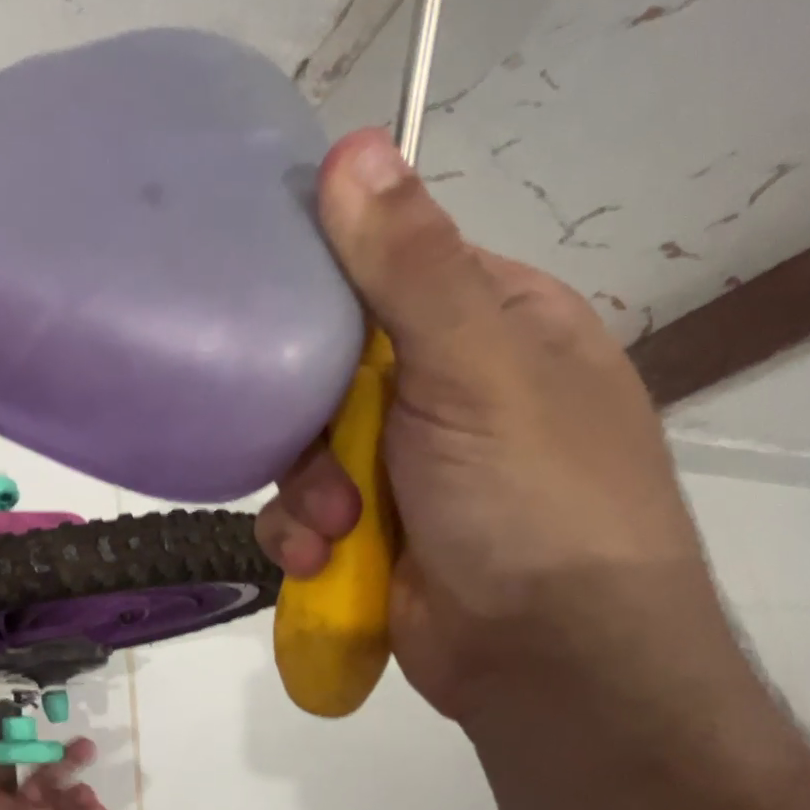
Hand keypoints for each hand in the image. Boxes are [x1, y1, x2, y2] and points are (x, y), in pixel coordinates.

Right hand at [256, 128, 718, 721]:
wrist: (548, 662)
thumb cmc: (531, 498)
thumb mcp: (476, 367)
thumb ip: (408, 267)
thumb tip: (352, 147)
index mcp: (495, 324)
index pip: (388, 267)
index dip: (326, 279)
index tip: (261, 292)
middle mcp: (448, 386)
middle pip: (327, 363)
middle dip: (309, 417)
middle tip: (314, 448)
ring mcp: (405, 463)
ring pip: (301, 444)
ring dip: (303, 490)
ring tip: (329, 527)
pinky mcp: (368, 528)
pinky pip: (299, 509)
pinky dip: (300, 535)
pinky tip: (316, 559)